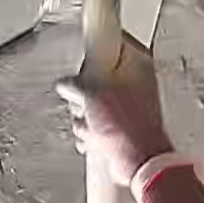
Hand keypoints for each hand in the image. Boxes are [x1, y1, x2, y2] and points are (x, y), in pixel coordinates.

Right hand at [56, 35, 173, 187]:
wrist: (138, 162)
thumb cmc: (126, 126)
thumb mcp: (90, 94)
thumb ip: (73, 84)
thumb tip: (65, 83)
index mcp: (136, 63)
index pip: (111, 40)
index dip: (93, 50)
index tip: (83, 59)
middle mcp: (134, 80)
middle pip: (93, 74)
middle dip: (82, 93)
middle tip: (86, 101)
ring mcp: (126, 103)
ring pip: (90, 101)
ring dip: (84, 116)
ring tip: (92, 123)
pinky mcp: (119, 124)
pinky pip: (94, 121)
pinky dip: (89, 130)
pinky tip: (95, 137)